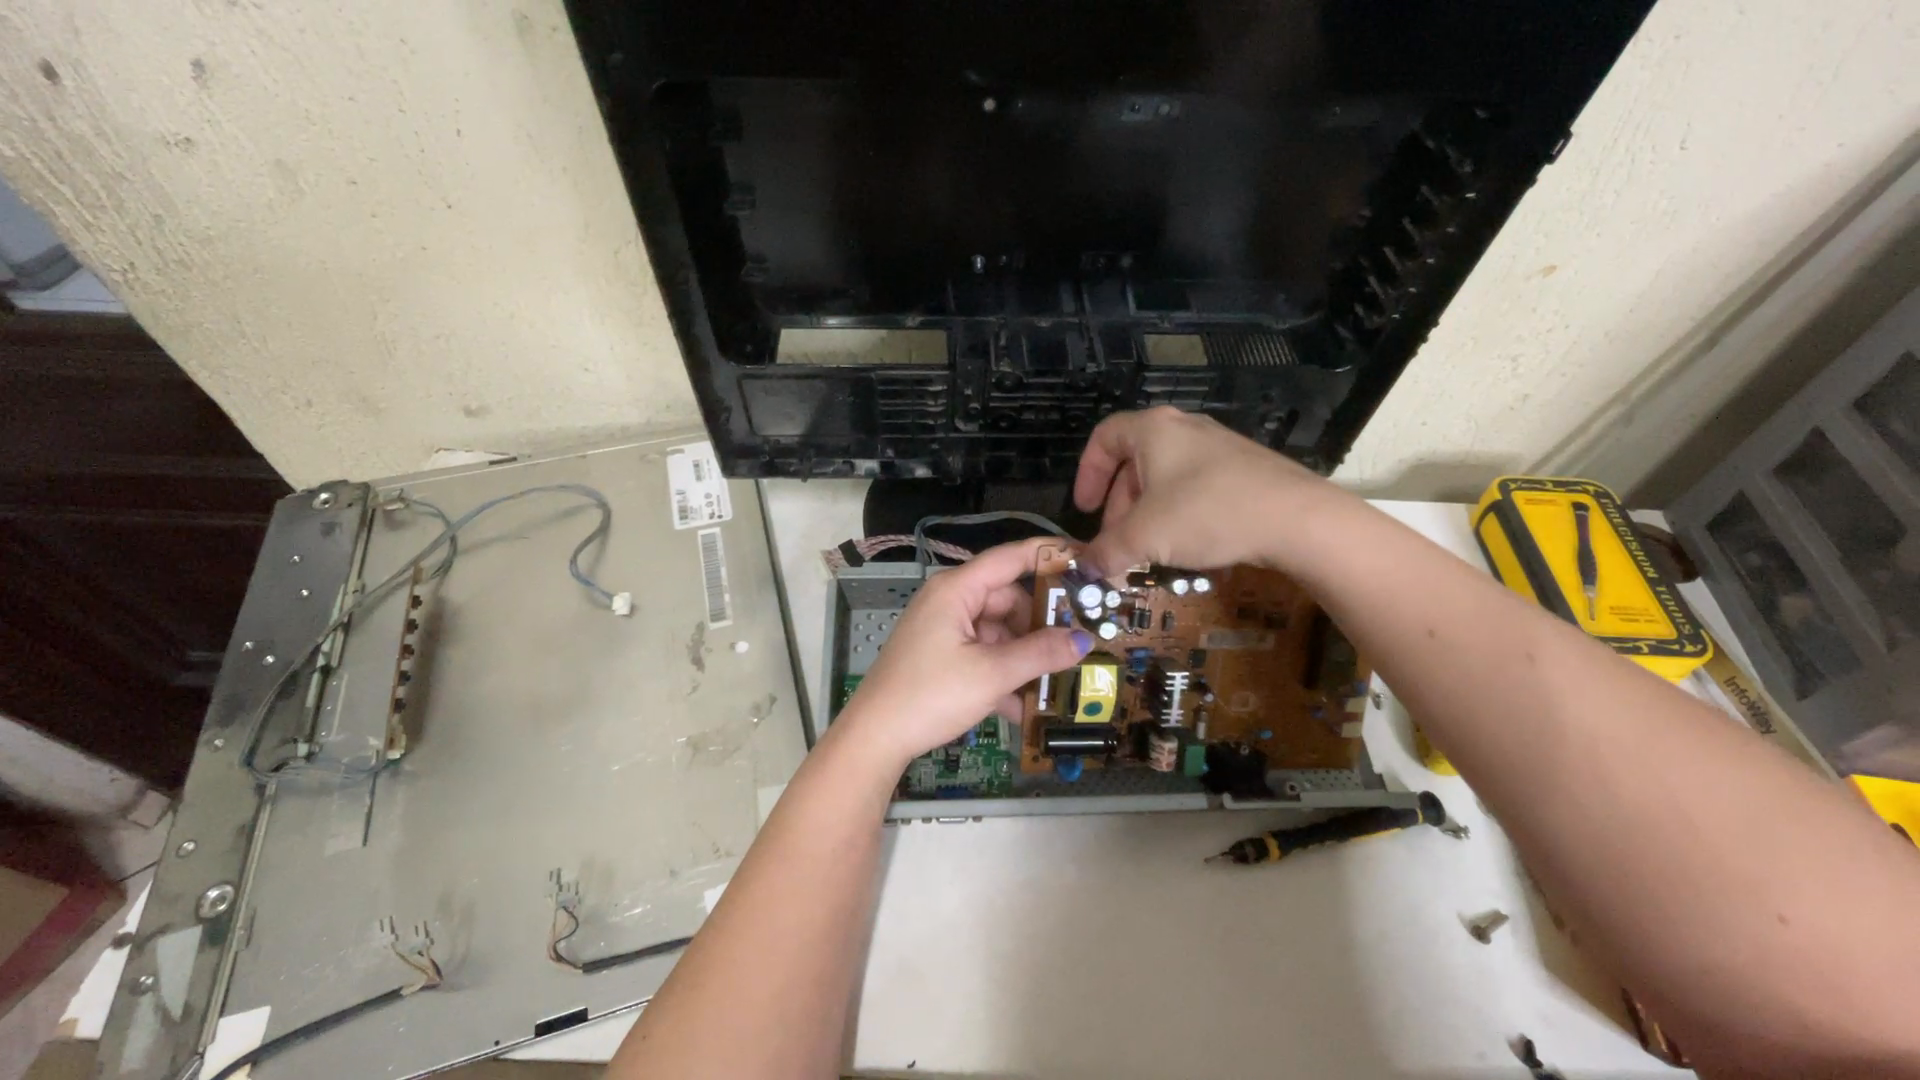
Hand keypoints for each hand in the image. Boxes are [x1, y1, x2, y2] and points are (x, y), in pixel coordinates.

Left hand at [835, 537, 1093, 765]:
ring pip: (1000, 632)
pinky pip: (984, 655)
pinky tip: (1025, 706)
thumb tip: (1085, 639)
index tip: (1087, 562)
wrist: (875, 738)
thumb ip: (1040, 654)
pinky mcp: (943, 657)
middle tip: (1079, 644)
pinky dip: (1004, 675)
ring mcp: (945, 630)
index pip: (1011, 558)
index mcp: (957, 590)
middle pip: (1009, 600)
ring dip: (1025, 657)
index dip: (1049, 556)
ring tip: (1056, 682)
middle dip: (1042, 625)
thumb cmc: (930, 695)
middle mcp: (951, 602)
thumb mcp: (991, 674)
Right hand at [1073, 406, 1345, 576]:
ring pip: (1166, 480)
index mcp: (1154, 430)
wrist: (1297, 519)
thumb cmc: (1207, 513)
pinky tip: (1192, 550)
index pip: (1104, 438)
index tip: (1084, 511)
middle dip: (1119, 509)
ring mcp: (1219, 448)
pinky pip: (1197, 489)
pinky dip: (1181, 517)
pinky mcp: (1245, 470)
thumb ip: (1107, 551)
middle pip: (1135, 464)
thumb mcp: (1145, 537)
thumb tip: (1084, 567)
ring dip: (1149, 517)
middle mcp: (1184, 429)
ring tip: (1153, 553)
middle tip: (1118, 545)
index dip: (1086, 474)